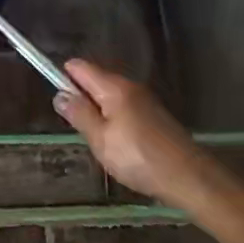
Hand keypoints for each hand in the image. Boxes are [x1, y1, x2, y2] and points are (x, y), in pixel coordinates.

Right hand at [54, 59, 218, 207]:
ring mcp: (144, 99)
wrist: (188, 176)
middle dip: (81, 97)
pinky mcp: (153, 114)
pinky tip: (116, 144)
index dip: (63, 76)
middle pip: (95, 79)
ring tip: (96, 140)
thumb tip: (59, 94)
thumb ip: (79, 114)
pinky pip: (123, 106)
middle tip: (77, 128)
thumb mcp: (101, 140)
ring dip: (97, 110)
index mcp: (113, 87)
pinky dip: (113, 118)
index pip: (80, 67)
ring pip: (109, 95)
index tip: (55, 97)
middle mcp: (129, 85)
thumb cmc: (139, 158)